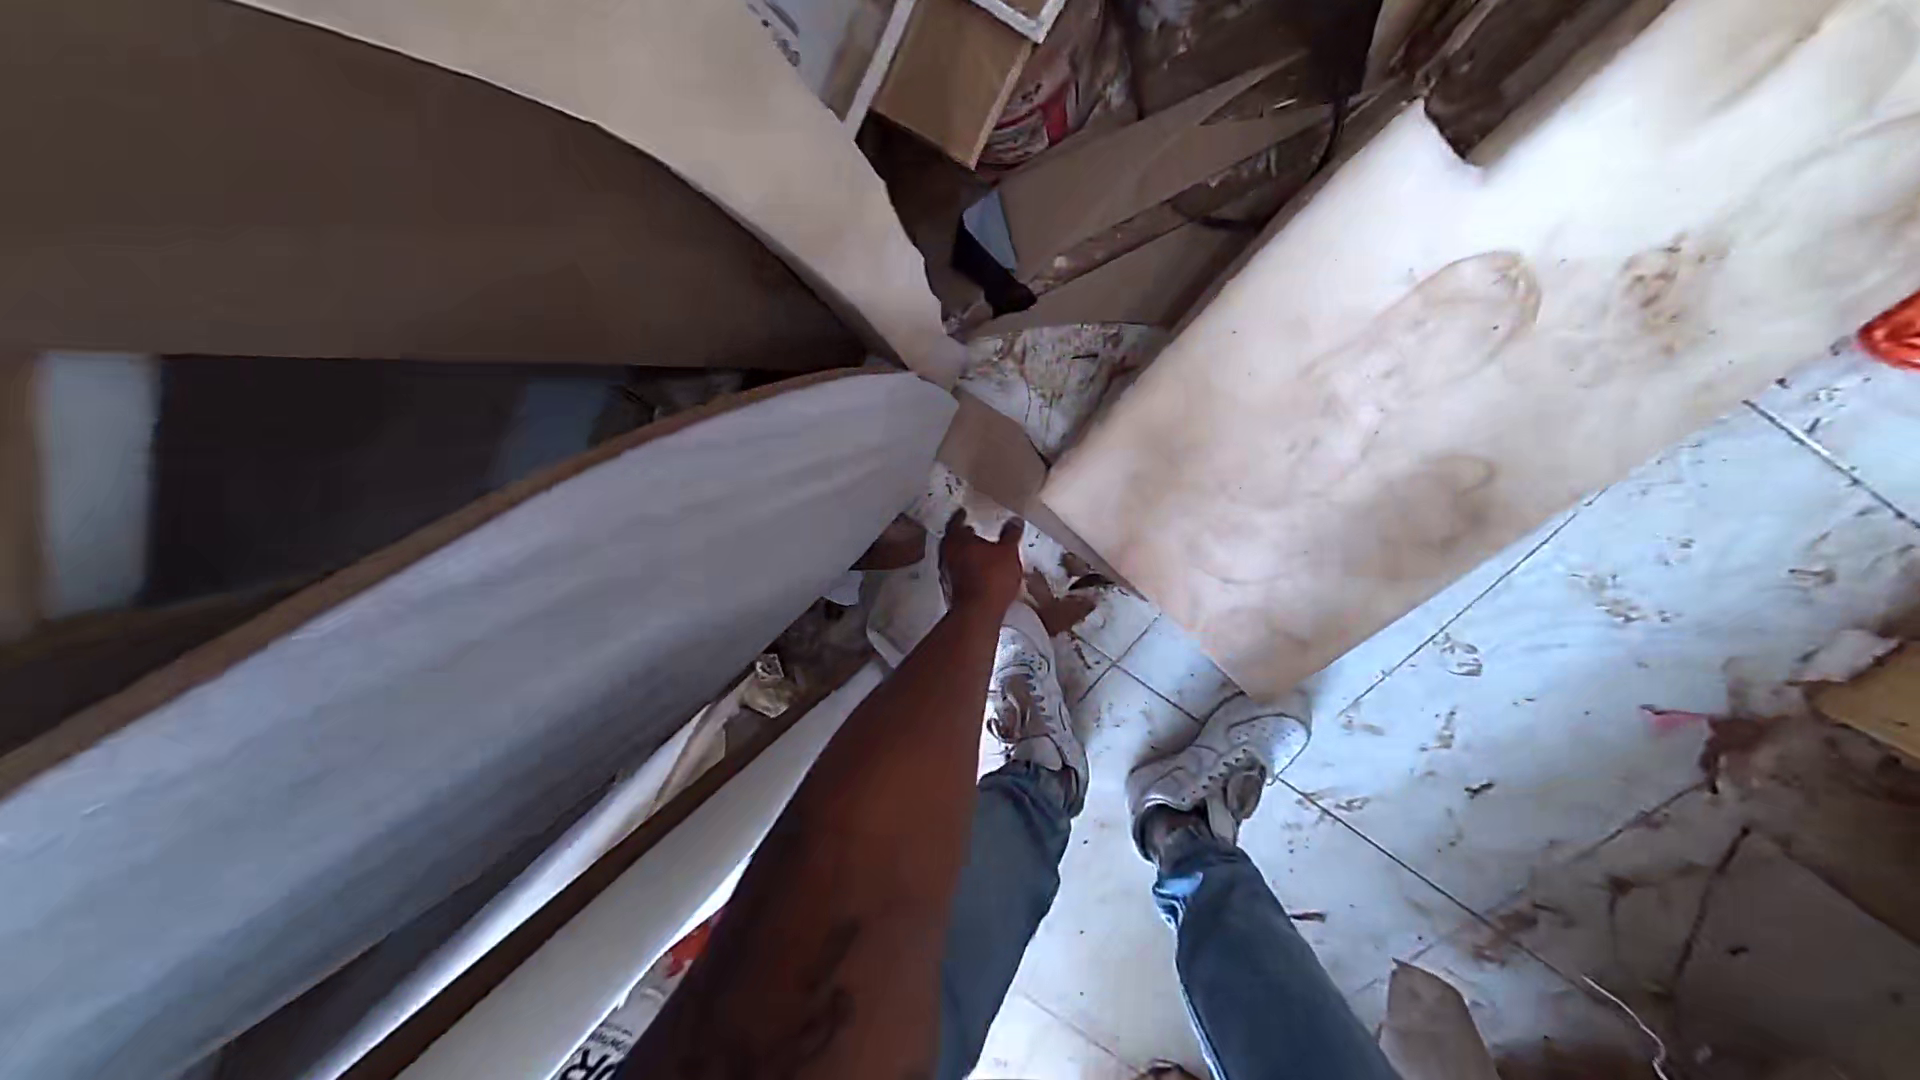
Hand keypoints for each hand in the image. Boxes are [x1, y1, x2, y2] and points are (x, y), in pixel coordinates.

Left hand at [939, 509, 1024, 615]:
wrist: (978, 613)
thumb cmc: (992, 577)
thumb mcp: (1008, 552)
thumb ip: (1011, 535)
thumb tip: (1015, 520)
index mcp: (957, 540)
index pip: (955, 522)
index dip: (960, 516)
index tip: (964, 512)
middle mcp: (946, 554)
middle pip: (952, 540)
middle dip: (962, 536)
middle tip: (971, 532)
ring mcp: (945, 573)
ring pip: (953, 557)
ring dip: (963, 554)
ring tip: (977, 552)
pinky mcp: (949, 590)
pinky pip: (956, 573)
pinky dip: (965, 569)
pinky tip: (977, 573)